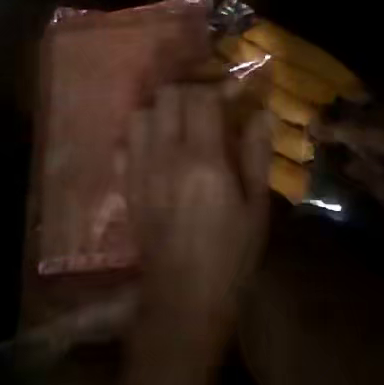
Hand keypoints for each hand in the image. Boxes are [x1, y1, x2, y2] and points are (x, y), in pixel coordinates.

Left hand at [126, 84, 273, 347]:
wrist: (183, 297)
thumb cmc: (231, 256)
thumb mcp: (256, 207)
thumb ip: (256, 154)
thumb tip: (259, 113)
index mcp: (203, 160)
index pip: (201, 98)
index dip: (219, 87)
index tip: (236, 92)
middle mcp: (165, 156)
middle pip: (166, 97)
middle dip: (190, 92)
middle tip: (210, 106)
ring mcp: (139, 170)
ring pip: (140, 114)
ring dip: (162, 111)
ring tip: (182, 125)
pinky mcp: (126, 185)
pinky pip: (124, 143)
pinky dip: (140, 136)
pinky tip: (158, 149)